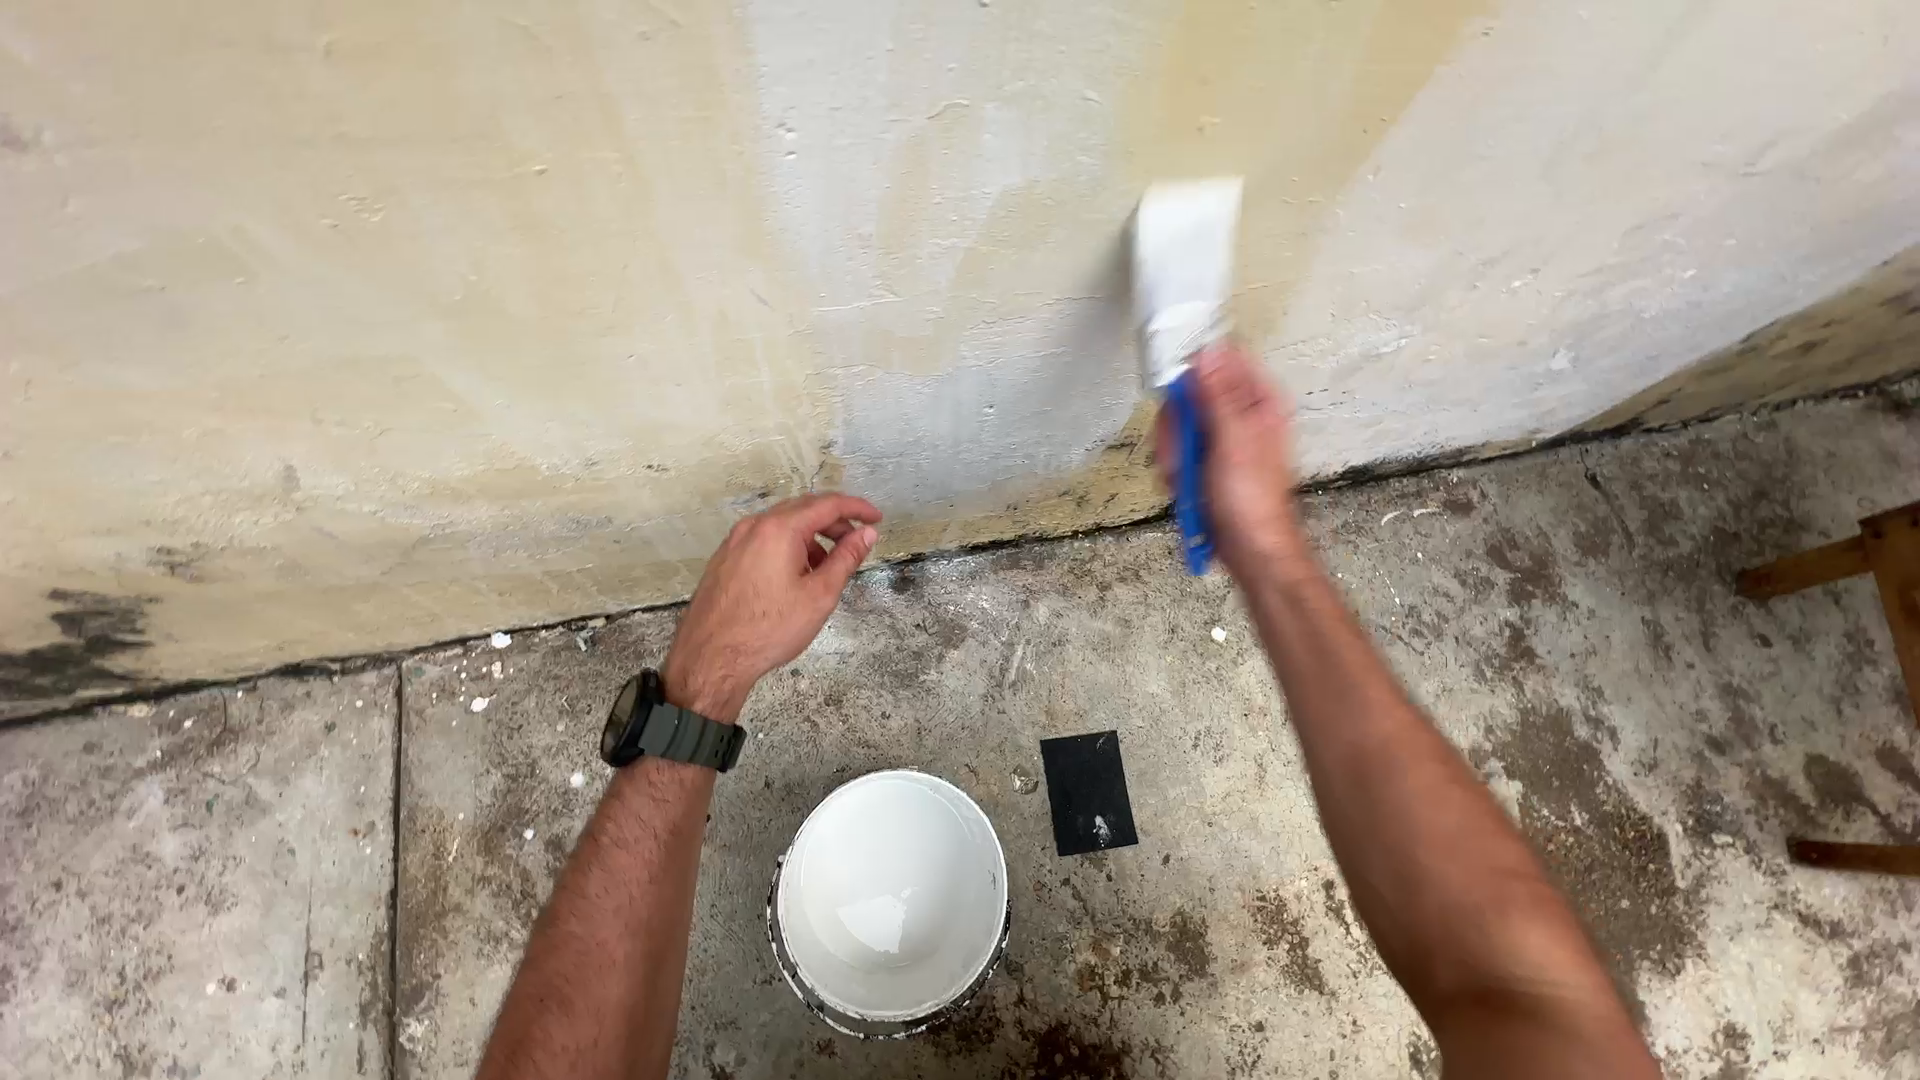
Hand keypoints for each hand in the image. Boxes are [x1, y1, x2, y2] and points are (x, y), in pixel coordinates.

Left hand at [661, 493, 881, 721]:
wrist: (712, 658)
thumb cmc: (770, 629)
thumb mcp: (820, 595)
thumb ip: (846, 558)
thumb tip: (867, 534)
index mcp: (779, 529)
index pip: (827, 504)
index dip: (857, 508)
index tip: (877, 518)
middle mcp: (754, 526)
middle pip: (803, 509)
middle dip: (835, 522)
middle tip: (857, 543)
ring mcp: (735, 541)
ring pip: (782, 524)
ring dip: (811, 536)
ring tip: (827, 566)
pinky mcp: (725, 558)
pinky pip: (764, 539)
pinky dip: (788, 545)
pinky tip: (796, 575)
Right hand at [1155, 342, 1311, 583]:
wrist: (1249, 549)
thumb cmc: (1251, 501)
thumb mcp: (1233, 440)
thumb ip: (1218, 394)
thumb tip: (1208, 350)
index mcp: (1258, 400)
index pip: (1219, 361)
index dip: (1192, 375)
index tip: (1180, 401)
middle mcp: (1240, 414)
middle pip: (1189, 395)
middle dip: (1177, 428)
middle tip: (1183, 454)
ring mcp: (1221, 438)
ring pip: (1178, 425)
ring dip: (1173, 454)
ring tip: (1186, 478)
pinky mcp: (1205, 460)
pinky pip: (1176, 450)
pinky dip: (1175, 471)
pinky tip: (1186, 486)